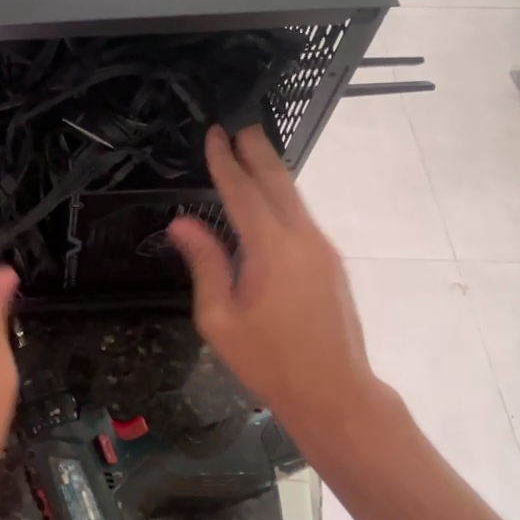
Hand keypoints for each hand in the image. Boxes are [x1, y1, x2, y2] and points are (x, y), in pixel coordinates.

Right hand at [168, 126, 381, 426]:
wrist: (336, 394)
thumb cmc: (270, 361)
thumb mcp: (220, 318)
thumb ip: (205, 264)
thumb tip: (183, 224)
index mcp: (271, 249)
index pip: (243, 192)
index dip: (226, 161)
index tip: (215, 134)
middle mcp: (303, 239)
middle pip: (278, 182)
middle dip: (258, 151)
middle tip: (240, 125)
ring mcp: (323, 250)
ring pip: (294, 197)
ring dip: (272, 172)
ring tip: (253, 151)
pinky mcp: (332, 263)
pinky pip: (302, 216)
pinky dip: (282, 196)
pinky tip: (270, 199)